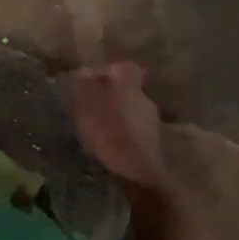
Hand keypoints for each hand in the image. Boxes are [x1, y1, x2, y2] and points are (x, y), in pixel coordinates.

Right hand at [69, 62, 170, 189]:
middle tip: (91, 103)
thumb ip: (86, 87)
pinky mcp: (153, 140)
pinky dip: (124, 128)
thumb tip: (85, 70)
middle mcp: (145, 99)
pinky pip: (136, 126)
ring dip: (117, 112)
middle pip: (128, 88)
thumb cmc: (108, 133)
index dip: (111, 71)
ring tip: (99, 124)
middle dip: (111, 93)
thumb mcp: (87, 107)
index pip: (126, 68)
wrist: (137, 172)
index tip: (95, 79)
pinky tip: (111, 140)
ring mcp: (152, 121)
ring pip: (132, 108)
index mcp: (129, 88)